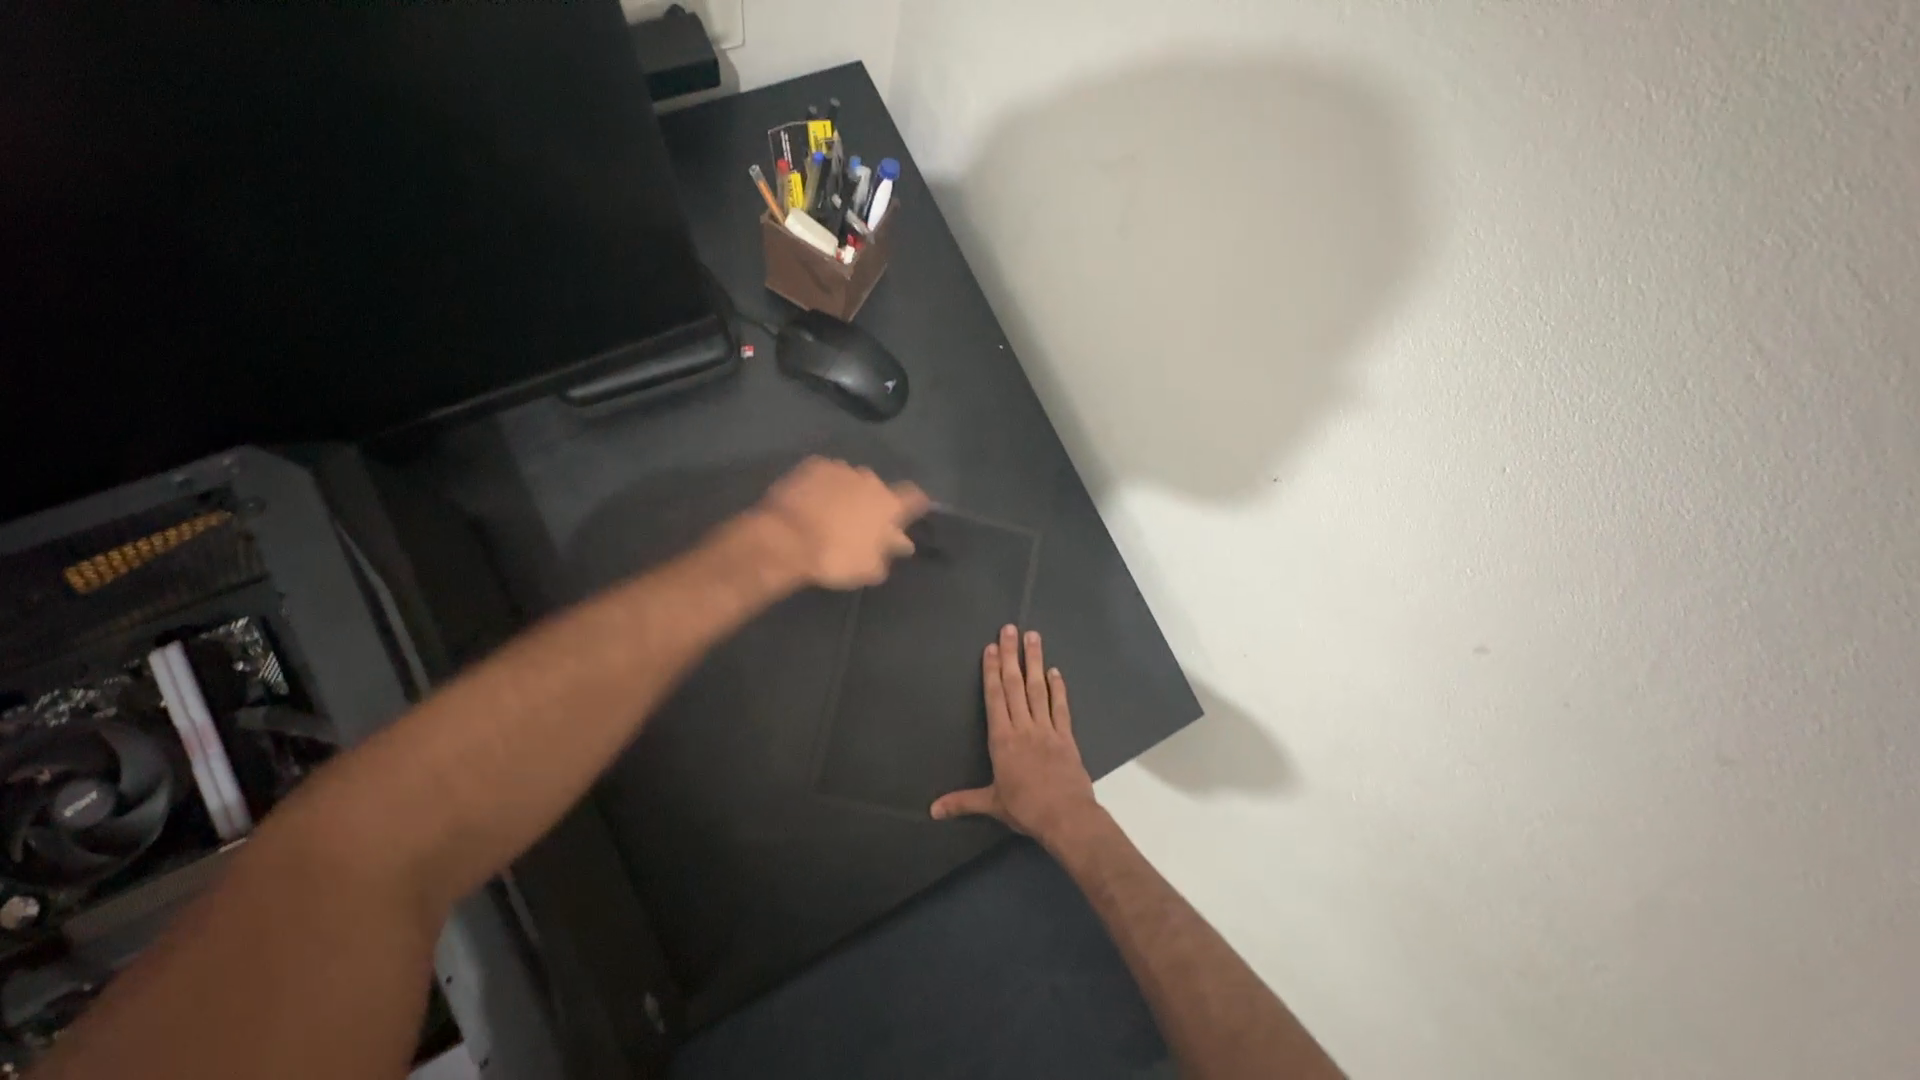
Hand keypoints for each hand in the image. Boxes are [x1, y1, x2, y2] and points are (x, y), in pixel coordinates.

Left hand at [756, 457, 928, 588]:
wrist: (786, 540)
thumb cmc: (834, 558)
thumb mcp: (869, 569)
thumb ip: (888, 553)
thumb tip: (901, 545)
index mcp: (889, 505)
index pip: (915, 497)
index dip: (915, 504)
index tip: (911, 512)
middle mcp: (870, 480)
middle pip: (878, 488)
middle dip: (871, 501)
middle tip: (858, 520)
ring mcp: (840, 469)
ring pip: (850, 478)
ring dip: (845, 491)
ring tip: (829, 510)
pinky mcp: (813, 464)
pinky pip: (824, 472)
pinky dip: (822, 484)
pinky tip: (810, 499)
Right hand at [931, 625, 1100, 845]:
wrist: (1067, 816)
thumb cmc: (1026, 809)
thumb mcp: (992, 804)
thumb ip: (962, 802)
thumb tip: (932, 811)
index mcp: (1003, 740)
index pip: (995, 698)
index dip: (992, 671)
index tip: (991, 648)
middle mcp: (1024, 727)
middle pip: (1015, 685)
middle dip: (1011, 656)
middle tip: (1010, 629)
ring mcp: (1047, 729)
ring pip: (1038, 690)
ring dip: (1035, 662)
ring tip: (1033, 637)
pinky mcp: (1066, 737)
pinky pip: (1060, 707)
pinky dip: (1058, 688)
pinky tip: (1055, 671)